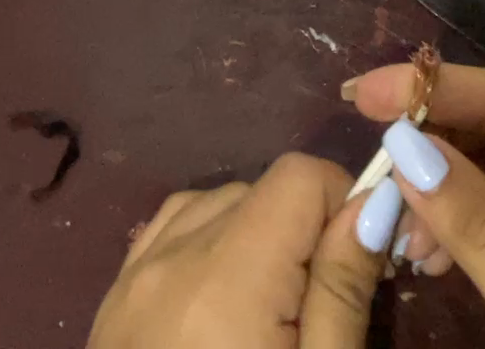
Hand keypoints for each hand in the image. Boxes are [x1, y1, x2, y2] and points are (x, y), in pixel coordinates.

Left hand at [88, 152, 400, 347]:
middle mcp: (169, 260)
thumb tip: (373, 203)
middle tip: (325, 302)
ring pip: (217, 203)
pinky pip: (173, 229)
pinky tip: (223, 296)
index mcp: (223, 281)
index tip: (364, 258)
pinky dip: (211, 240)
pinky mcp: (111, 303)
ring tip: (274, 308)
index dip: (343, 201)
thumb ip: (342, 288)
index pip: (298, 176)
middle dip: (307, 226)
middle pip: (260, 189)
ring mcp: (131, 278)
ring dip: (259, 233)